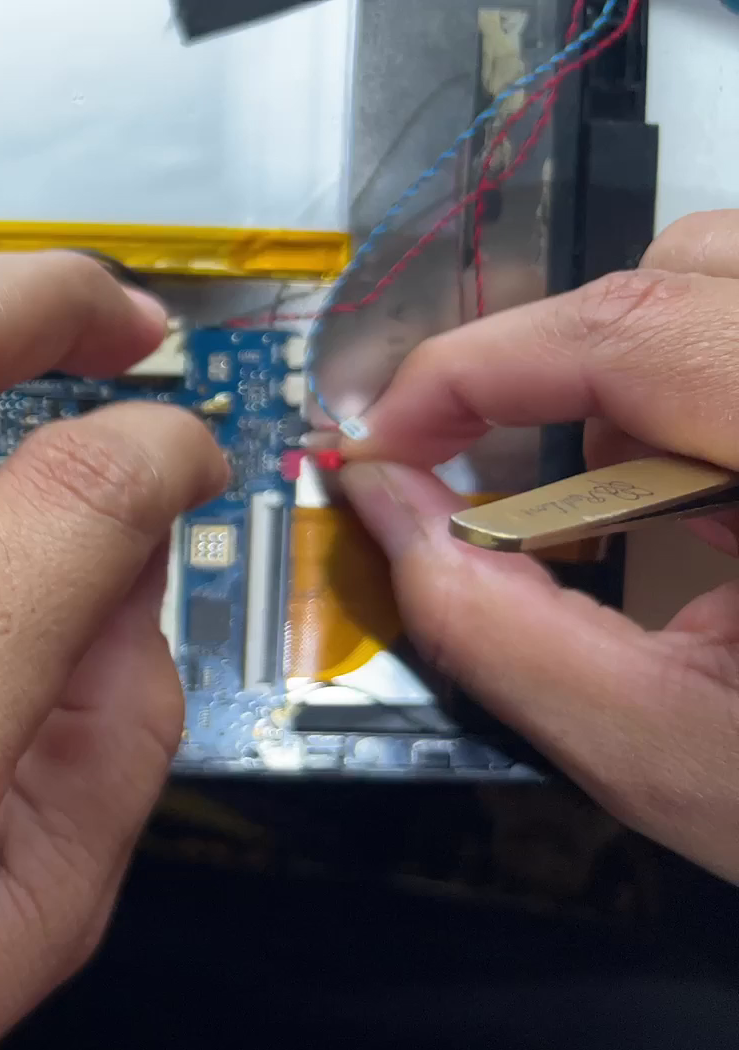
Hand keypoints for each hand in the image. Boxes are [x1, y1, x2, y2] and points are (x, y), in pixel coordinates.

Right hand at [342, 209, 738, 883]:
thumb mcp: (648, 747)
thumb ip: (484, 619)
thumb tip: (378, 497)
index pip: (637, 332)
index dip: (465, 373)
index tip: (384, 449)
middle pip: (690, 270)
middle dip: (534, 363)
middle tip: (470, 460)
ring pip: (724, 285)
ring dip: (607, 377)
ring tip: (593, 491)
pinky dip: (671, 397)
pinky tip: (675, 493)